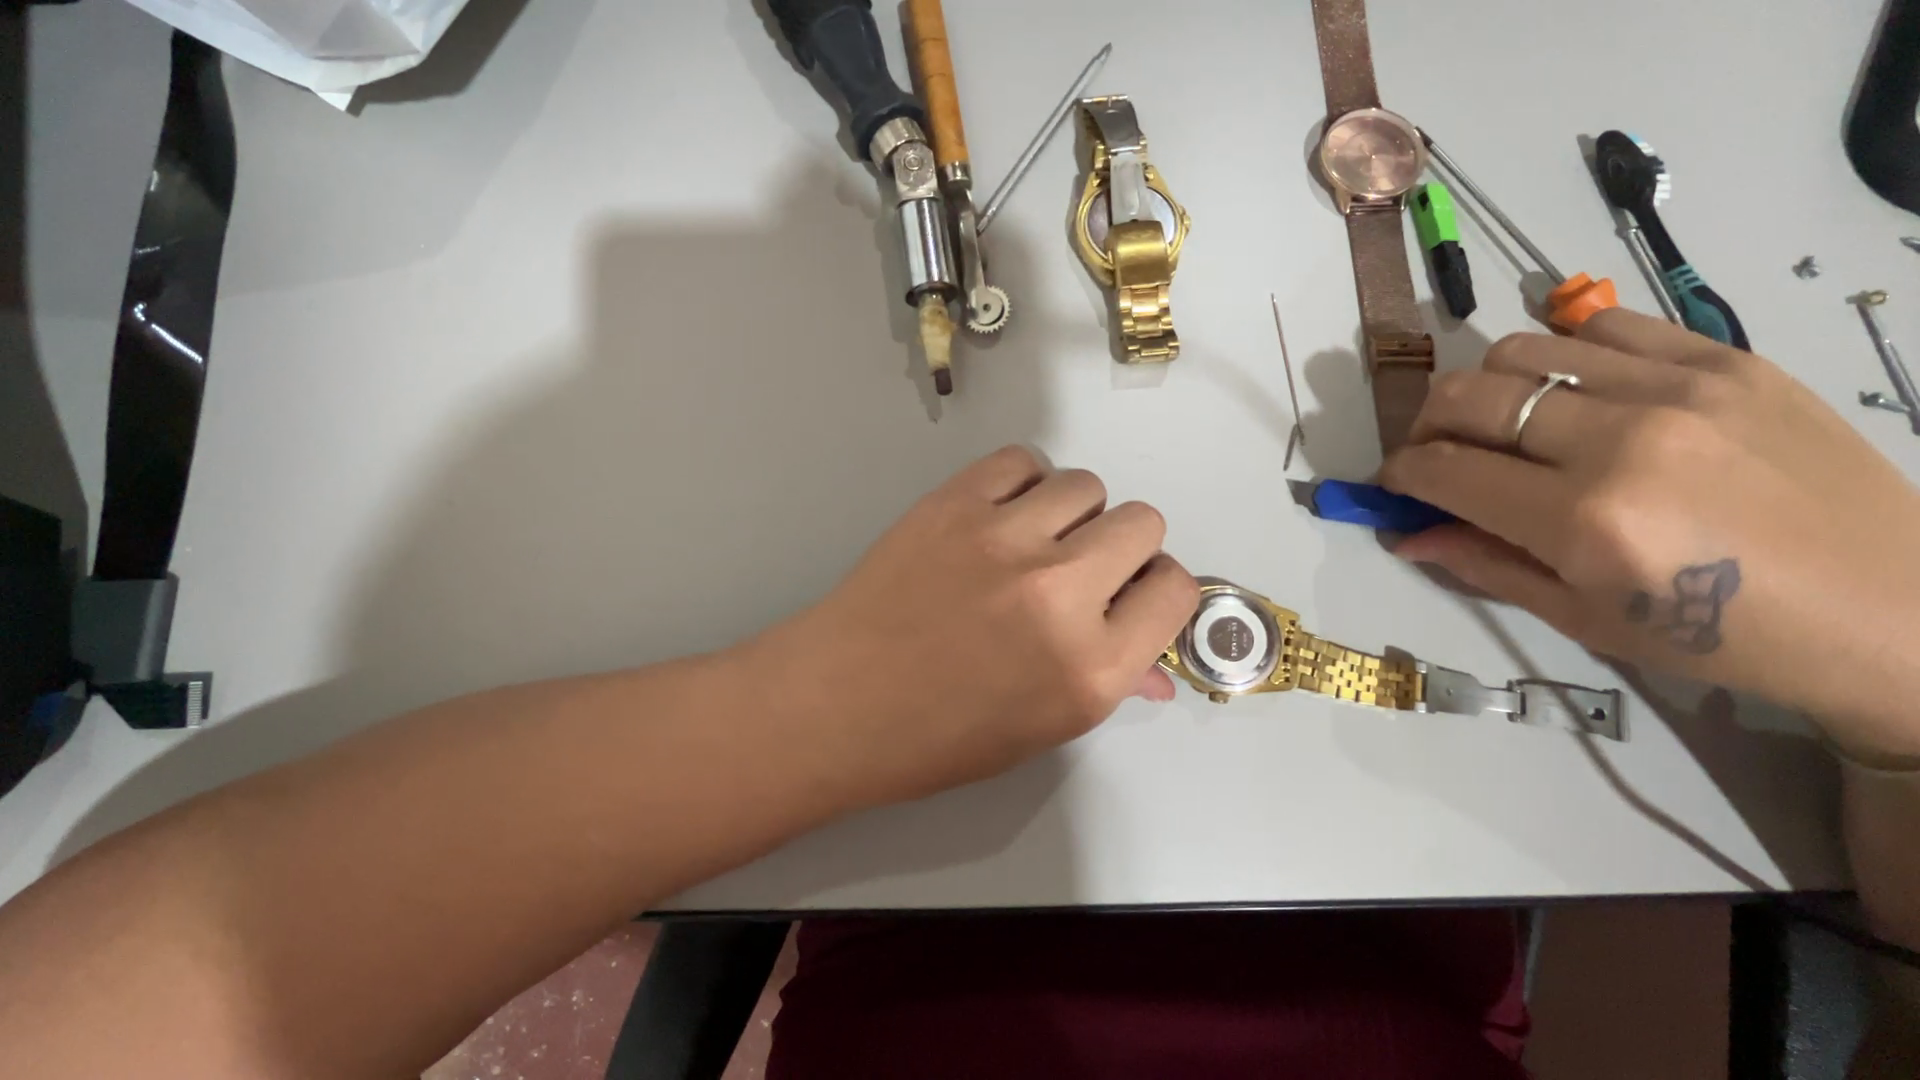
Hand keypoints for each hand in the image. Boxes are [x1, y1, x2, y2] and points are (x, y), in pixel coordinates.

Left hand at [751, 446, 1198, 808]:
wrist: (839, 701)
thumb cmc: (940, 735)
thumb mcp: (1042, 729)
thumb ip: (1111, 683)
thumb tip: (1157, 666)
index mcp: (1092, 668)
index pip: (1175, 590)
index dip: (1158, 591)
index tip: (1130, 595)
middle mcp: (1060, 593)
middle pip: (1142, 523)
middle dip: (1123, 548)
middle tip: (1081, 570)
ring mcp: (1005, 539)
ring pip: (1086, 486)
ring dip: (1072, 514)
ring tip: (1032, 542)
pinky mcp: (954, 502)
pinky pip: (1023, 461)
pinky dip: (1023, 484)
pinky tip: (999, 516)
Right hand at [1381, 309, 1919, 759]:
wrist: (1896, 609)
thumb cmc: (1724, 638)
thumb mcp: (1587, 617)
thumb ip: (1485, 564)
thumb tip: (1405, 531)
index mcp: (1587, 520)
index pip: (1445, 470)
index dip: (1401, 474)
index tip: (1394, 483)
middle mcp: (1623, 440)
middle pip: (1469, 395)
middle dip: (1425, 424)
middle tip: (1433, 452)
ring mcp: (1680, 388)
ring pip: (1522, 349)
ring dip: (1486, 386)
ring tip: (1502, 421)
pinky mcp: (1727, 360)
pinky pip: (1605, 329)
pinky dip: (1565, 357)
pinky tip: (1575, 396)